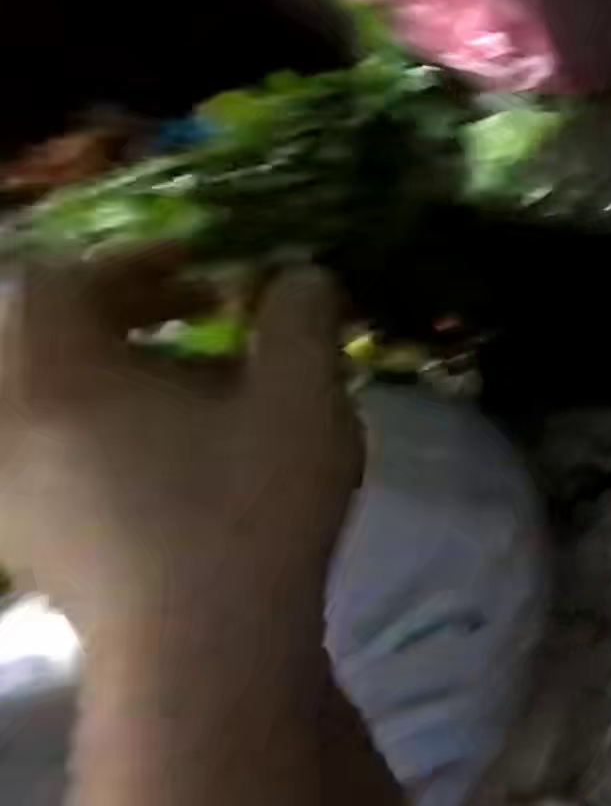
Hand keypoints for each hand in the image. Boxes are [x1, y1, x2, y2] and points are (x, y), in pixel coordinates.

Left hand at [0, 252, 359, 640]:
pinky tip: (188, 436)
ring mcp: (6, 479)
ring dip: (129, 359)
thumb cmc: (256, 496)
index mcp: (60, 383)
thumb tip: (299, 273)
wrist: (207, 628)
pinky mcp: (24, 521)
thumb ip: (300, 321)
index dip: (134, 259)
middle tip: (214, 311)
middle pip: (40, 334)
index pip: (53, 284)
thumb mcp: (304, 394)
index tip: (212, 264)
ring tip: (215, 377)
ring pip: (49, 387)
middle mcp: (6, 423)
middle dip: (132, 308)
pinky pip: (53, 433)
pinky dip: (113, 408)